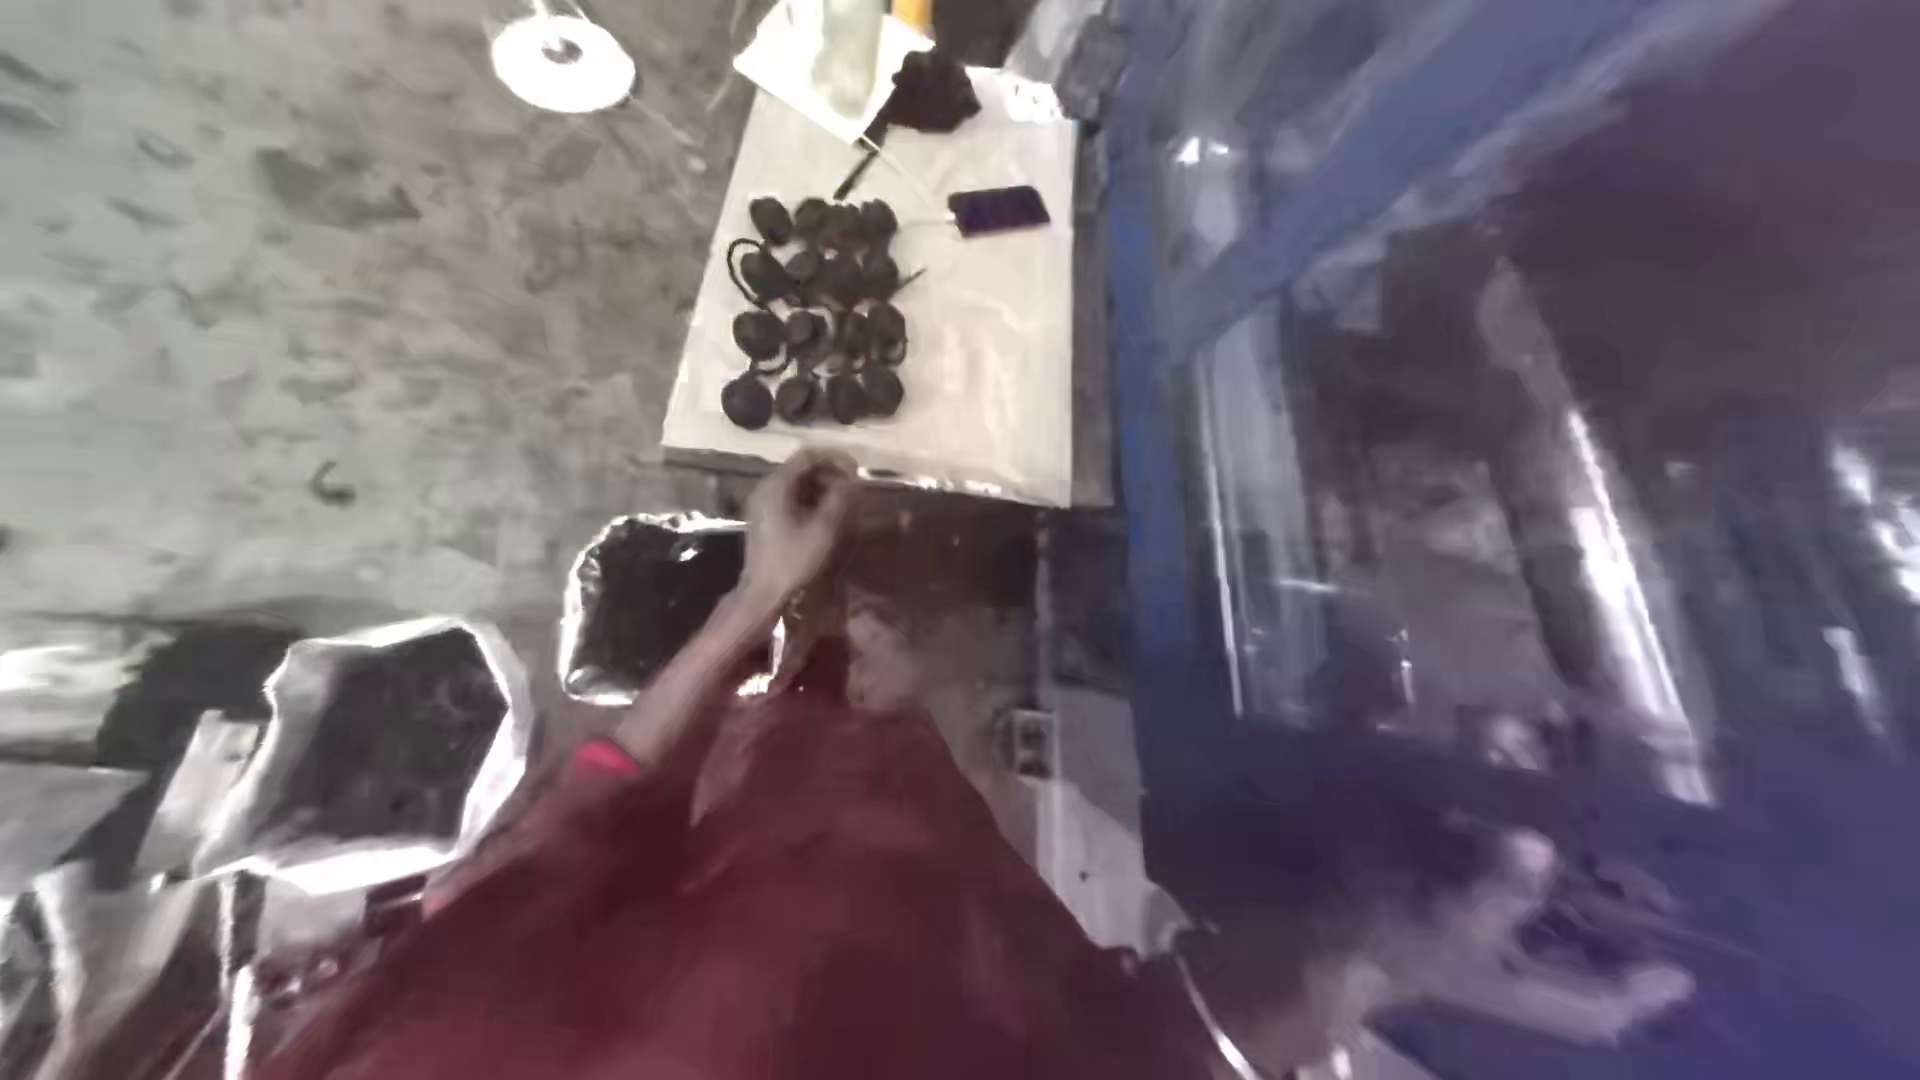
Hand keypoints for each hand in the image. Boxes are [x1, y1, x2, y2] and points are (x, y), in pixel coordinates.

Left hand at [739, 449, 859, 612]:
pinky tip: (826, 513)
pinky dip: (810, 498)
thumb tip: (854, 480)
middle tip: (853, 488)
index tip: (856, 471)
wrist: (763, 592)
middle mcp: (766, 487)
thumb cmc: (793, 560)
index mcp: (777, 485)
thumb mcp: (823, 529)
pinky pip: (790, 496)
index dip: (835, 459)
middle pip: (802, 467)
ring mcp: (763, 502)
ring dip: (822, 487)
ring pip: (797, 483)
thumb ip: (840, 499)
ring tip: (844, 501)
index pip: (808, 456)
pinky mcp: (765, 516)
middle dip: (830, 473)